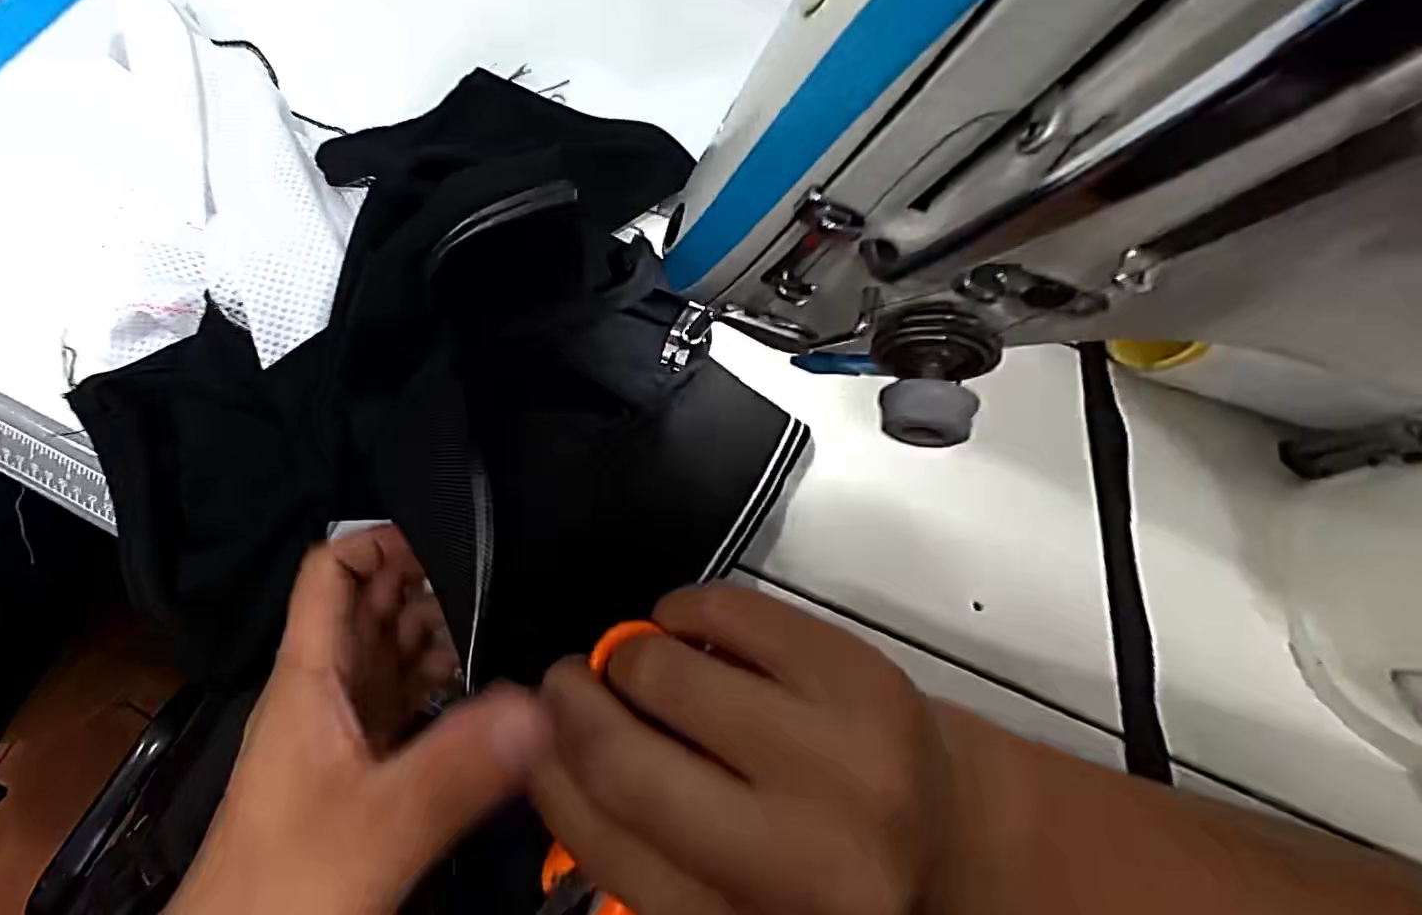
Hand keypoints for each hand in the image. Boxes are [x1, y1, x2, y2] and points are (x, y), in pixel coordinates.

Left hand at [166, 525, 548, 914]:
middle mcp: (321, 683)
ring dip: (429, 632)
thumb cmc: (286, 882)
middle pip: (366, 604)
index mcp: (309, 672)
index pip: (329, 572)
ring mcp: (337, 720)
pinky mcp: (353, 757)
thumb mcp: (377, 823)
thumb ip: (456, 766)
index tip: (436, 541)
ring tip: (486, 630)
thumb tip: (536, 707)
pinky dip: (430, 680)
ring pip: (384, 648)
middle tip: (484, 584)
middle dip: (418, 584)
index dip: (375, 543)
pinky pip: (395, 695)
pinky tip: (469, 688)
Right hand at [529, 583, 956, 914]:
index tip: (531, 731)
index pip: (604, 842)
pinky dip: (681, 610)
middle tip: (566, 678)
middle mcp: (799, 860)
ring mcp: (836, 758)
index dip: (546, 771)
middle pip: (621, 755)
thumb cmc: (829, 868)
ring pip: (660, 669)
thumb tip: (553, 760)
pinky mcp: (855, 673)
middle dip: (569, 697)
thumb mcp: (732, 896)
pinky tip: (689, 632)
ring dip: (629, 655)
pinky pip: (719, 609)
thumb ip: (644, 850)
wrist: (964, 835)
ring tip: (640, 662)